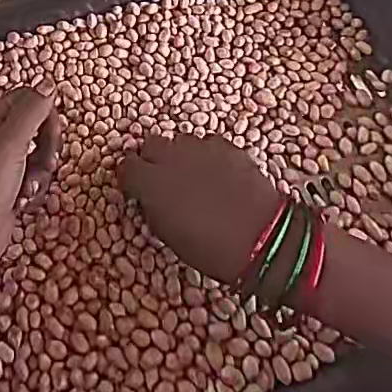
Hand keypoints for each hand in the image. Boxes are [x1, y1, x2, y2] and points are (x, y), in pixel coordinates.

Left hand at [0, 88, 61, 259]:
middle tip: (43, 160)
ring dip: (42, 171)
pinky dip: (36, 189)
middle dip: (47, 146)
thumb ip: (32, 110)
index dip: (46, 113)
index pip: (30, 97)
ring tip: (27, 185)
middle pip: (41, 126)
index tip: (49, 131)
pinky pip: (38, 177)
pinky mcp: (13, 185)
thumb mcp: (10, 142)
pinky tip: (23, 200)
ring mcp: (6, 162)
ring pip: (43, 154)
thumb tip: (48, 81)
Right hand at [119, 133, 279, 283]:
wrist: (265, 240)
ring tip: (194, 177)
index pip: (126, 166)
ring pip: (179, 142)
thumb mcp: (169, 235)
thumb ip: (153, 207)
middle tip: (162, 179)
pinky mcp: (226, 146)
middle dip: (152, 159)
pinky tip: (217, 175)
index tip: (136, 189)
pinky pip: (207, 144)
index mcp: (151, 182)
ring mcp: (200, 148)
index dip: (130, 178)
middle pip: (150, 145)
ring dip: (180, 156)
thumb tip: (149, 198)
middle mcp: (171, 157)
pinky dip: (207, 156)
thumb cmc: (212, 249)